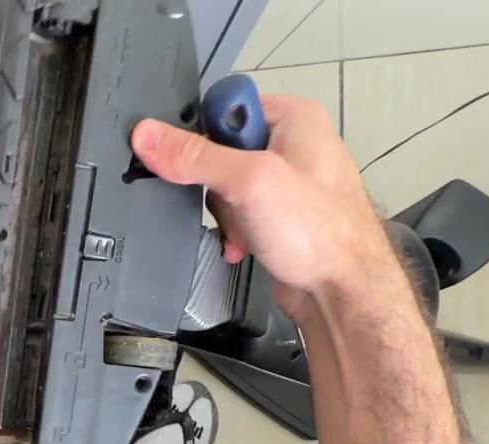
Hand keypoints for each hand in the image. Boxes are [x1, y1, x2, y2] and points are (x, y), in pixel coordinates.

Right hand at [131, 95, 398, 320]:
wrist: (339, 288)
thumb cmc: (316, 232)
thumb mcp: (248, 183)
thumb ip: (196, 158)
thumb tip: (148, 135)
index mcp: (293, 117)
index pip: (224, 109)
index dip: (202, 139)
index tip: (195, 165)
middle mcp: (291, 143)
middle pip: (219, 154)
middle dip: (215, 191)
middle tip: (233, 205)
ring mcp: (285, 181)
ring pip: (224, 190)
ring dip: (225, 218)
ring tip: (245, 231)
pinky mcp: (277, 214)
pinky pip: (236, 215)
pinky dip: (233, 233)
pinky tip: (244, 245)